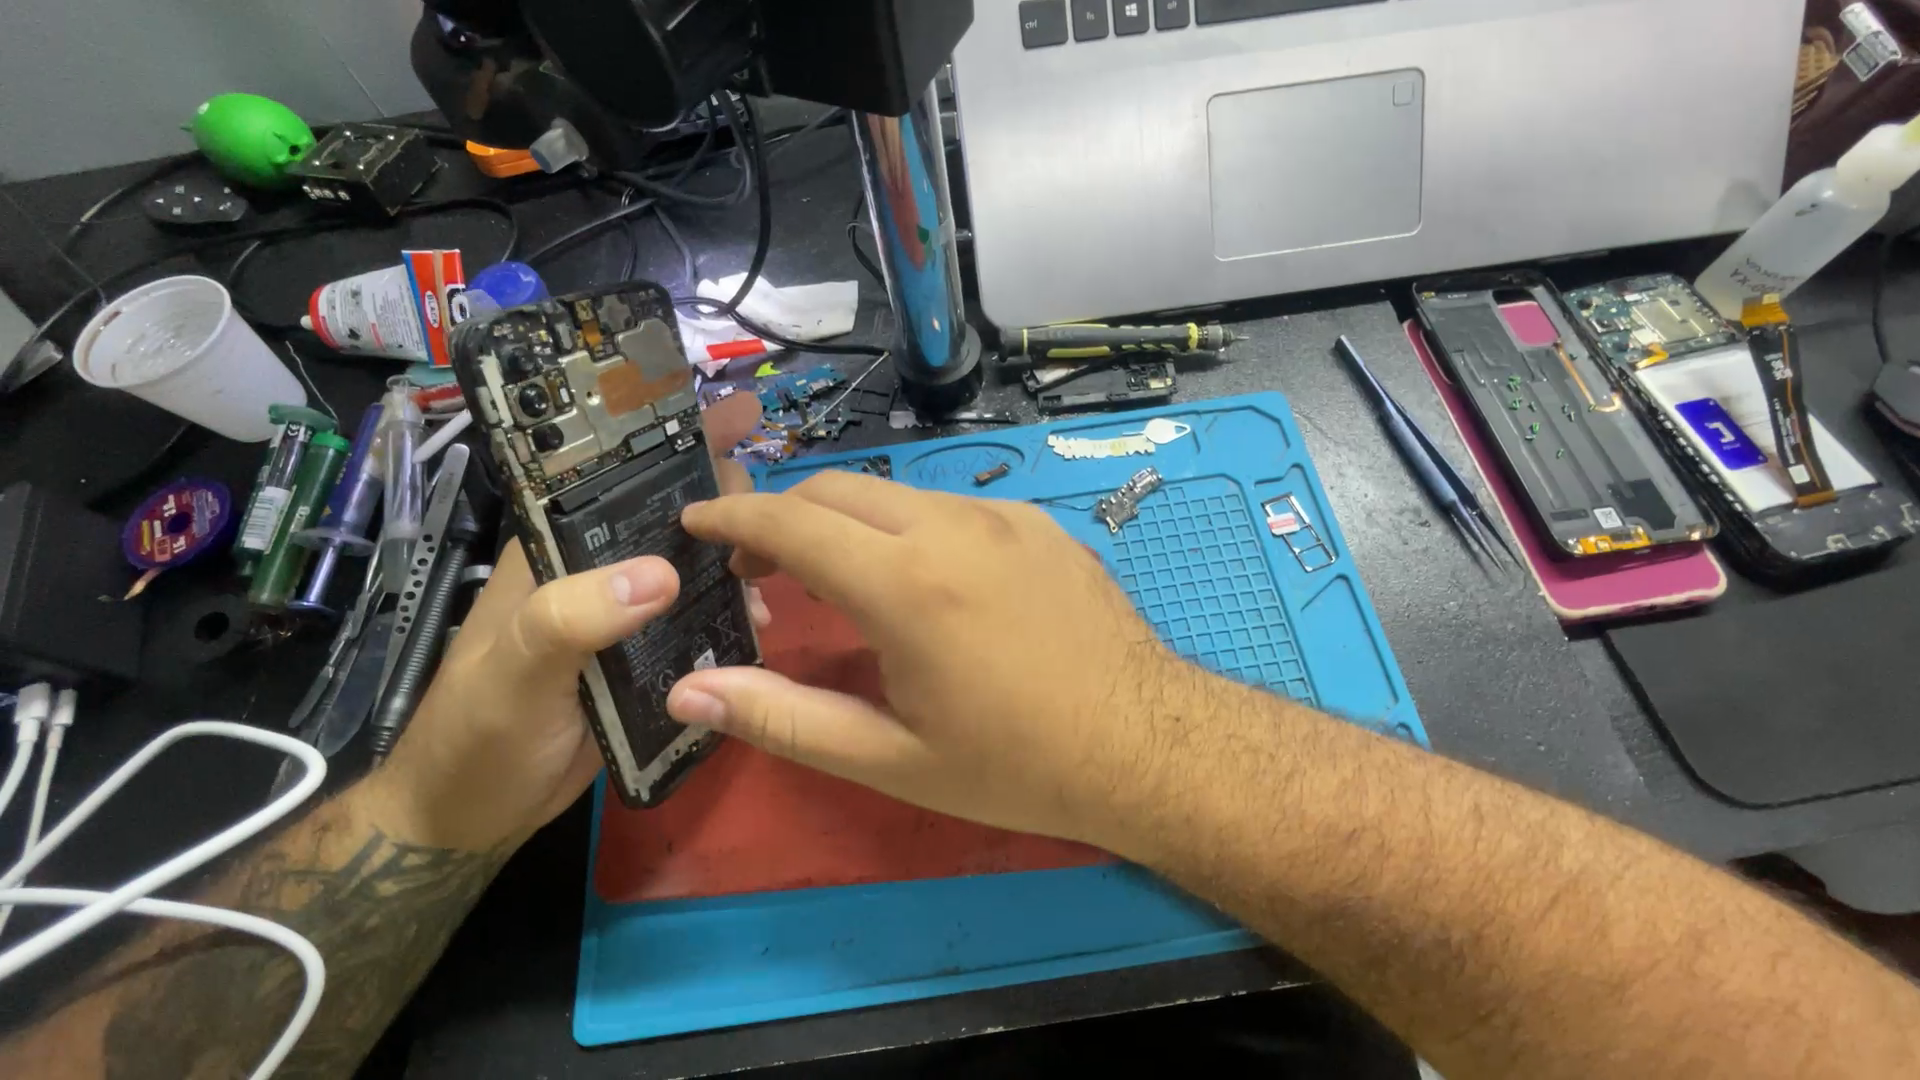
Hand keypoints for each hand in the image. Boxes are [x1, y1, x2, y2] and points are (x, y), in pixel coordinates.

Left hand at [363, 392, 766, 851]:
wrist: (473, 813)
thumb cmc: (477, 733)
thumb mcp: (514, 671)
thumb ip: (573, 619)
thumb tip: (663, 574)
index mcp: (559, 551)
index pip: (620, 474)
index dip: (675, 435)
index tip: (740, 411)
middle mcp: (598, 571)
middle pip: (671, 512)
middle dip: (725, 500)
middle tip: (770, 519)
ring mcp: (626, 615)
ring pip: (696, 566)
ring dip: (739, 562)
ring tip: (774, 578)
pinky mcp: (648, 657)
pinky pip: (701, 619)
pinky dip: (735, 614)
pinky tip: (761, 627)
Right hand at [667, 471, 1201, 847]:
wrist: (1147, 745)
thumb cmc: (1015, 765)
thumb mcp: (891, 757)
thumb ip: (783, 718)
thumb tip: (689, 690)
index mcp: (905, 583)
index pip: (792, 522)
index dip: (732, 517)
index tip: (695, 522)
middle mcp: (951, 526)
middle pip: (837, 491)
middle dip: (782, 515)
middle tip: (757, 567)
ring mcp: (1003, 516)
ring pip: (895, 494)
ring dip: (846, 521)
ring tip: (834, 577)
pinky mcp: (1039, 522)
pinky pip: (951, 508)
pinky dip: (908, 527)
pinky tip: (921, 580)